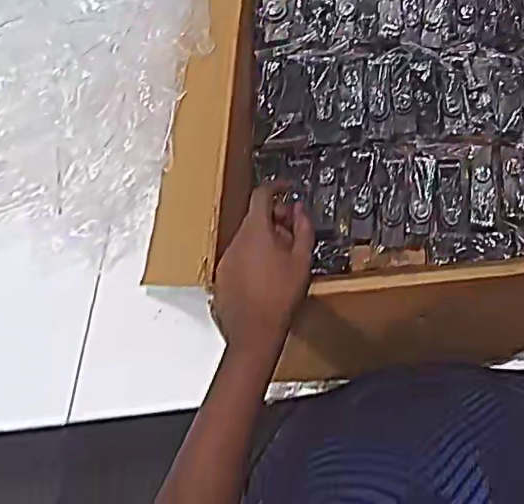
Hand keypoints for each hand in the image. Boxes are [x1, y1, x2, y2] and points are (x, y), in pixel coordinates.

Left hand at [212, 182, 315, 354]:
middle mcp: (236, 243)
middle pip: (254, 217)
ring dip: (264, 239)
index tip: (286, 189)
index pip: (261, 195)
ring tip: (283, 258)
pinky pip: (239, 257)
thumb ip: (302, 227)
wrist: (255, 335)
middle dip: (275, 218)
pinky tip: (267, 274)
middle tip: (292, 231)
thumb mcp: (302, 258)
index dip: (276, 187)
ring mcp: (225, 262)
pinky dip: (253, 257)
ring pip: (247, 238)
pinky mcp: (221, 279)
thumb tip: (299, 211)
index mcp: (256, 232)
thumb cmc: (281, 297)